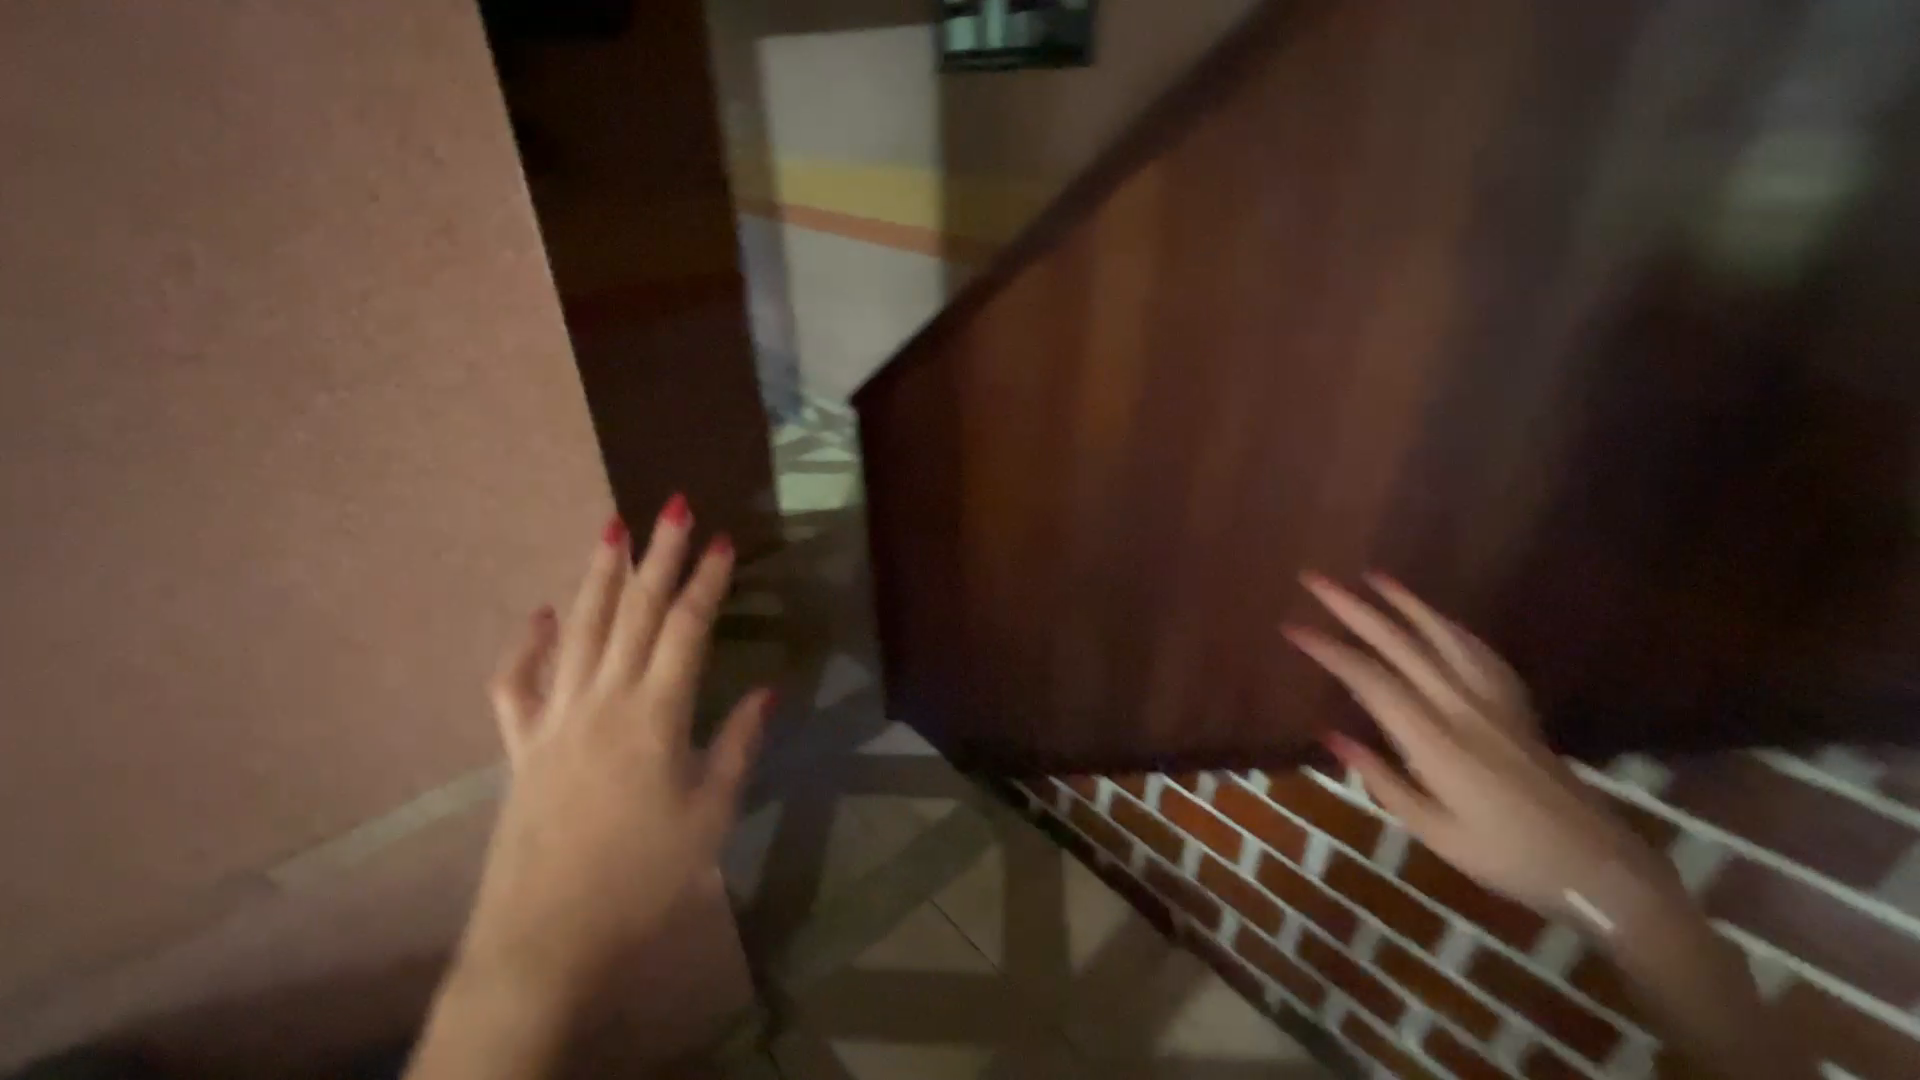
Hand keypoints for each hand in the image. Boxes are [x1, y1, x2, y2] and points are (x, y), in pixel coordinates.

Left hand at [459, 498, 771, 990]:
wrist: (549, 936)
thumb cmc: (645, 877)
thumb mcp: (711, 814)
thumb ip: (738, 745)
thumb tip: (768, 688)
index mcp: (655, 716)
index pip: (685, 630)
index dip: (707, 582)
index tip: (724, 540)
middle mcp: (602, 700)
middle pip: (632, 613)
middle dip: (657, 557)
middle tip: (672, 506)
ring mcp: (554, 718)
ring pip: (577, 631)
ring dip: (596, 577)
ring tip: (610, 529)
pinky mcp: (520, 744)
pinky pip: (516, 683)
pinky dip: (526, 644)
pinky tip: (541, 614)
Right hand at [1286, 572, 1677, 927]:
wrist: (1599, 867)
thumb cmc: (1507, 857)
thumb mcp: (1435, 832)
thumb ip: (1382, 781)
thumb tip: (1331, 736)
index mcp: (1436, 740)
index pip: (1371, 680)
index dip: (1329, 650)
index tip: (1293, 628)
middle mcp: (1463, 708)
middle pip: (1402, 645)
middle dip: (1354, 609)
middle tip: (1316, 581)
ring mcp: (1495, 703)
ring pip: (1445, 637)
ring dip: (1406, 603)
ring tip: (1374, 577)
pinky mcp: (1517, 707)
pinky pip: (1480, 653)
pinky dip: (1450, 627)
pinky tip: (1436, 619)